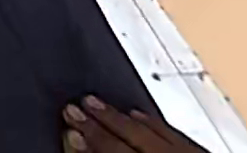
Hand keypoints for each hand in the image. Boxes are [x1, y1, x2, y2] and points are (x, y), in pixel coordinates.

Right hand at [62, 96, 196, 151]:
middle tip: (72, 108)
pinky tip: (139, 115)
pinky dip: (153, 124)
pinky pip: (175, 134)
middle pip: (130, 140)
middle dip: (98, 125)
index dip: (92, 143)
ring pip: (150, 131)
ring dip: (119, 118)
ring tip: (95, 103)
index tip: (71, 131)